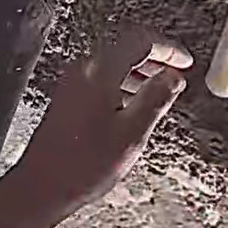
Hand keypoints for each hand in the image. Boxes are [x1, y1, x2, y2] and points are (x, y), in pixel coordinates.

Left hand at [10, 31, 191, 219]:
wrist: (41, 186)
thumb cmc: (84, 165)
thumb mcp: (131, 134)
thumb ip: (156, 99)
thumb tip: (174, 78)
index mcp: (100, 70)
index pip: (140, 41)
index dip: (168, 48)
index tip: (186, 60)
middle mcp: (85, 68)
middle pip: (126, 48)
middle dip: (156, 58)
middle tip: (178, 71)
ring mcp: (75, 80)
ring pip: (115, 62)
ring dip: (141, 70)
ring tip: (164, 88)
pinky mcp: (70, 95)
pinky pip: (104, 76)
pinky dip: (125, 81)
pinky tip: (137, 102)